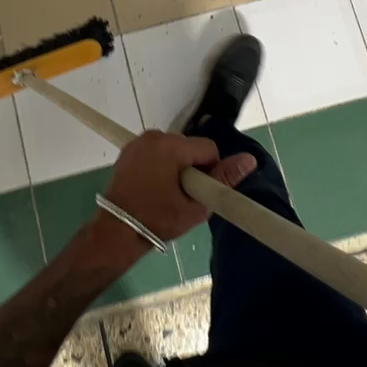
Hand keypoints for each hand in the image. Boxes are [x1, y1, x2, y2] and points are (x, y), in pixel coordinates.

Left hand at [100, 131, 257, 241]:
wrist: (116, 230)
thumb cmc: (158, 220)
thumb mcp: (196, 206)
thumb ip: (223, 180)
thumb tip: (250, 159)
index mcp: (172, 146)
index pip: (208, 149)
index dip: (210, 172)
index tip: (199, 193)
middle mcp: (155, 136)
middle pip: (190, 147)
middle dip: (192, 168)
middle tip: (182, 196)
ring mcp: (139, 141)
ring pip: (173, 150)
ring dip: (176, 166)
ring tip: (167, 194)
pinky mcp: (128, 150)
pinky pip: (155, 152)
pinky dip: (159, 165)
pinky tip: (153, 188)